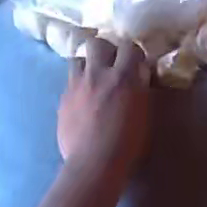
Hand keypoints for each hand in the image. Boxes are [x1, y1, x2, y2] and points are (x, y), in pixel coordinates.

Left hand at [57, 36, 150, 185]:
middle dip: (106, 50)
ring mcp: (76, 86)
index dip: (133, 53)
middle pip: (97, 43)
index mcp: (123, 78)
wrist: (94, 163)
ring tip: (95, 80)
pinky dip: (78, 86)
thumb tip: (138, 76)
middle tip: (113, 65)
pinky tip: (84, 101)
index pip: (128, 47)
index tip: (137, 64)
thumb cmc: (127, 144)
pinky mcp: (63, 99)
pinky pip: (70, 82)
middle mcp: (97, 74)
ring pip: (77, 59)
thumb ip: (139, 90)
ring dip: (88, 65)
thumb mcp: (143, 114)